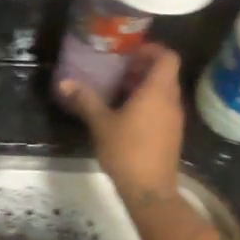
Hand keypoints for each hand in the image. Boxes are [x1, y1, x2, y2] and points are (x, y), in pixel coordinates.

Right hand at [60, 44, 185, 208]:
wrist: (150, 190)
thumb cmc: (127, 151)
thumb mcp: (101, 124)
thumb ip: (85, 100)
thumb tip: (65, 82)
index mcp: (157, 92)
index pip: (167, 57)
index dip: (152, 49)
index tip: (130, 52)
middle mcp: (171, 101)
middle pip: (166, 73)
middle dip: (143, 67)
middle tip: (118, 69)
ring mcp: (174, 118)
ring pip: (164, 91)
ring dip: (145, 86)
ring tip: (118, 90)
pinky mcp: (172, 134)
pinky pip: (163, 107)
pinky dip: (148, 103)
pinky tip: (126, 114)